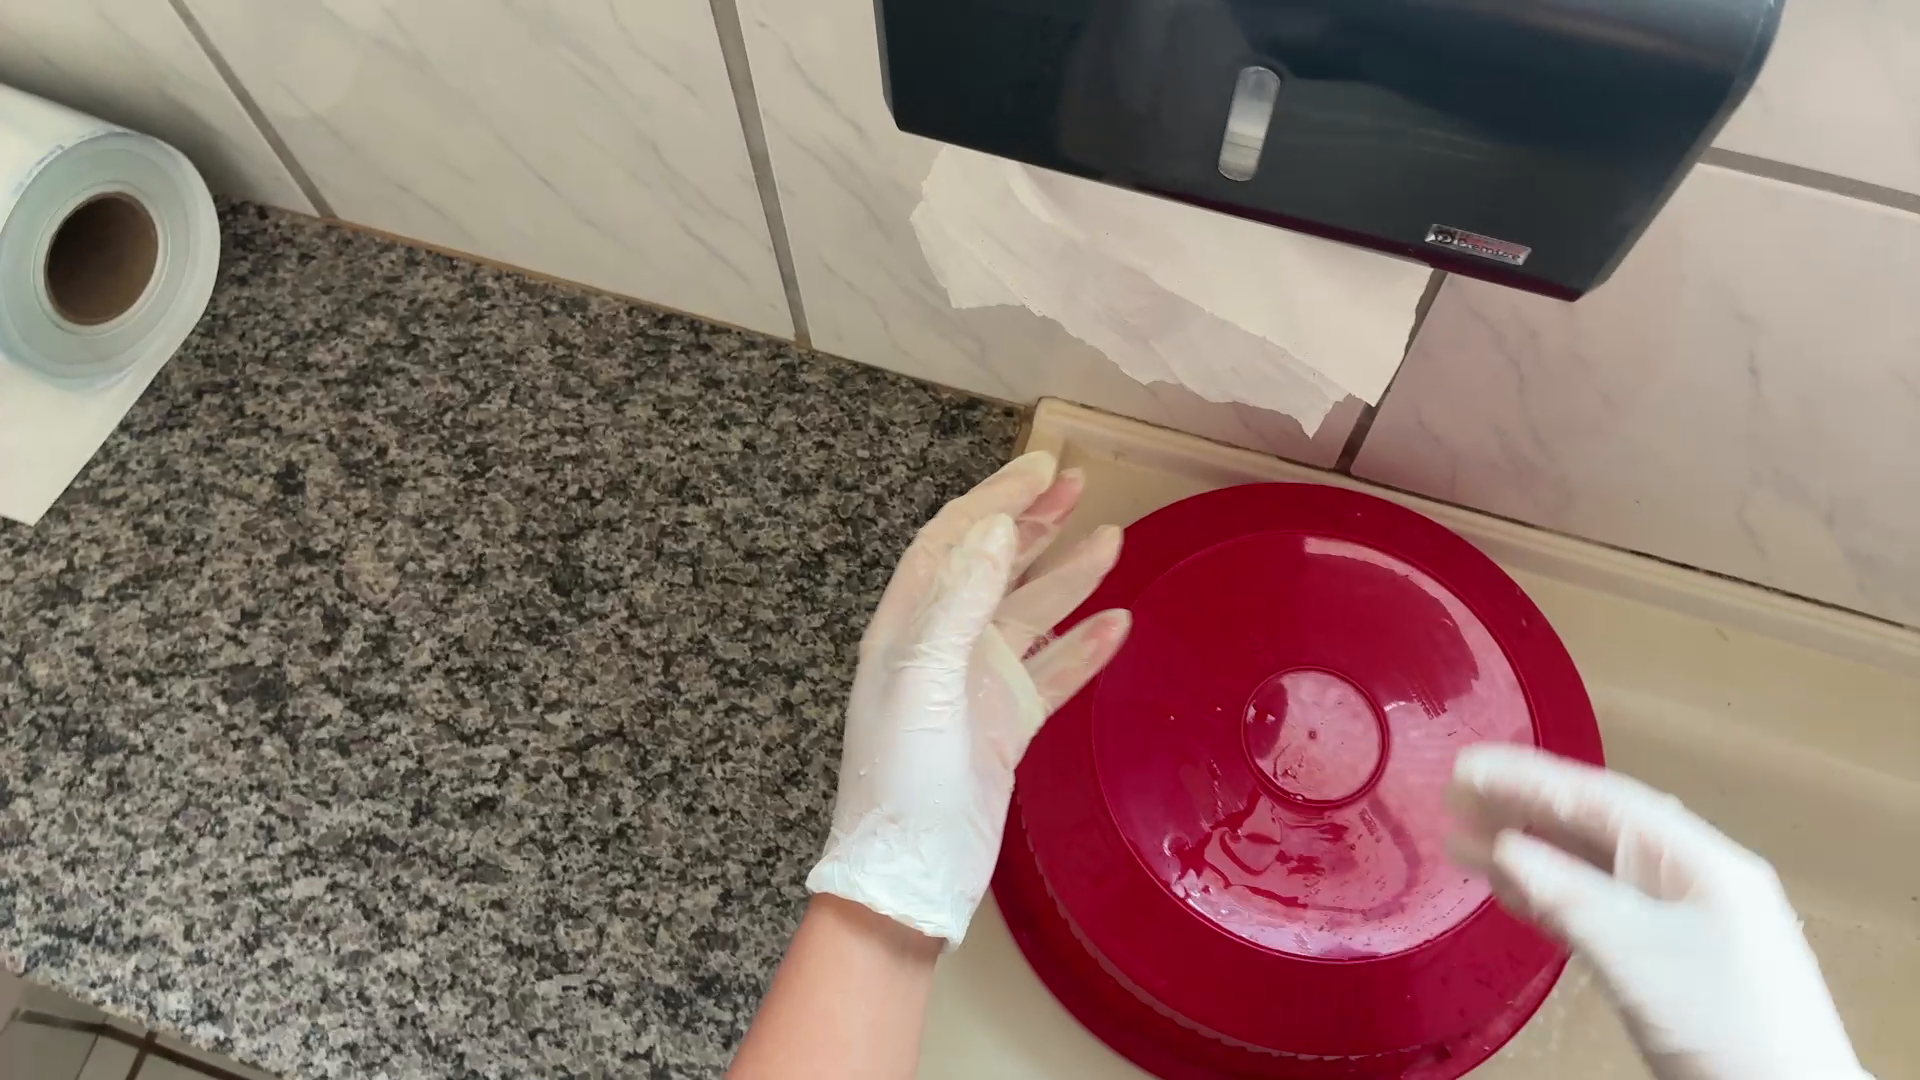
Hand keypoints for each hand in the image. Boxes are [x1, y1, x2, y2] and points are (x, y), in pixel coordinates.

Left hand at [807, 451, 1130, 944]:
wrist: (913, 875)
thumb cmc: (904, 776)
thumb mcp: (925, 678)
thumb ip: (958, 601)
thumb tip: (995, 525)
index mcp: (909, 624)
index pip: (953, 541)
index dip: (995, 500)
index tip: (1042, 467)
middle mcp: (942, 643)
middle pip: (992, 566)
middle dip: (1031, 522)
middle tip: (1077, 484)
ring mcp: (977, 681)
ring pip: (1029, 613)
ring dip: (1067, 576)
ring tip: (1112, 537)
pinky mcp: (1007, 719)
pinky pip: (1052, 671)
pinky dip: (1082, 647)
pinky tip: (1117, 625)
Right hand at [1449, 745, 1869, 1079]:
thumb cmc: (1722, 1022)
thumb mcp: (1634, 949)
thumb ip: (1562, 889)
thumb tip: (1496, 843)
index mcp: (1695, 859)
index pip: (1597, 797)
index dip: (1528, 775)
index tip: (1465, 765)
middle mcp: (1680, 874)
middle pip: (1586, 824)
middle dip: (1517, 807)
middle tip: (1451, 796)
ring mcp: (1667, 912)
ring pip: (1579, 862)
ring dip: (1519, 849)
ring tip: (1457, 838)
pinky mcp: (1649, 948)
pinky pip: (1582, 900)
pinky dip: (1536, 889)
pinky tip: (1496, 884)